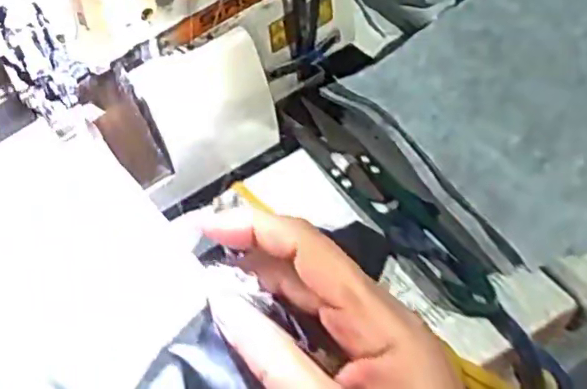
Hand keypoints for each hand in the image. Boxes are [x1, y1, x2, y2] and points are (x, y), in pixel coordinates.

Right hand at [203, 209, 461, 388]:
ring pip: (313, 292)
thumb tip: (224, 304)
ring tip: (218, 283)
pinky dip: (285, 316)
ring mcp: (383, 339)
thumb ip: (275, 361)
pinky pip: (323, 323)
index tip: (209, 226)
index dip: (256, 225)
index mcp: (382, 319)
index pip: (309, 245)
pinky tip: (255, 319)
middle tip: (202, 257)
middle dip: (254, 254)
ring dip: (265, 284)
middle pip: (309, 265)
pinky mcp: (378, 362)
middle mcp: (384, 316)